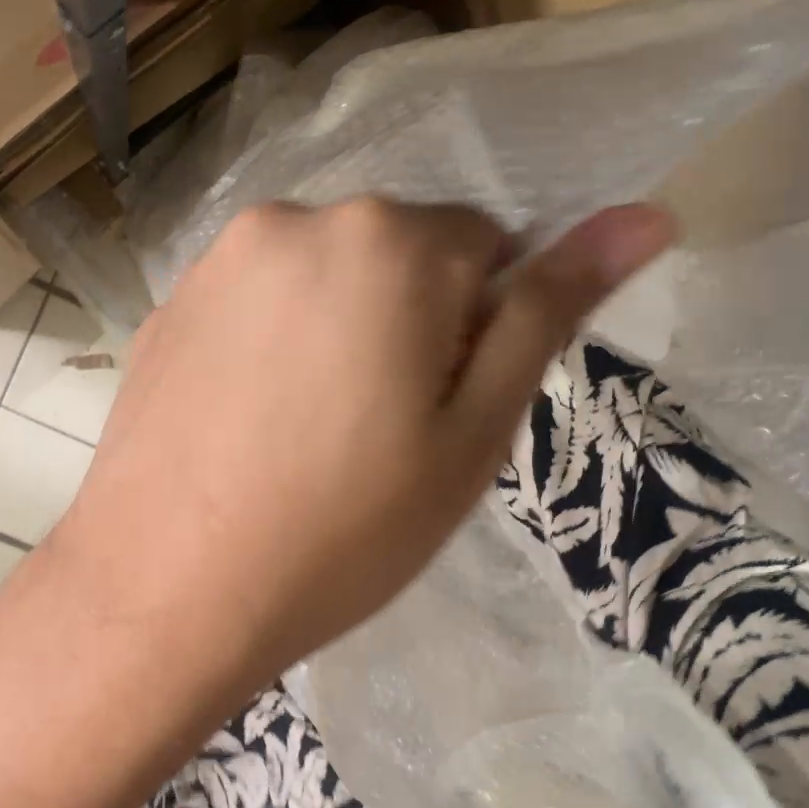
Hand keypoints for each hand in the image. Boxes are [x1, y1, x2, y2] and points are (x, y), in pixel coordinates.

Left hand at [53, 198, 674, 674]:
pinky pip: (249, 307)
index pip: (484, 246)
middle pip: (393, 255)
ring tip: (305, 436)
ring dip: (332, 330)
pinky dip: (265, 347)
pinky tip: (246, 427)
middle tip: (374, 433)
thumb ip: (548, 314)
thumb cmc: (341, 529)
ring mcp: (214, 261)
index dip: (476, 329)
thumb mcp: (471, 434)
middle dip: (404, 321)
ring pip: (317, 278)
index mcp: (388, 239)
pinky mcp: (164, 306)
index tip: (439, 410)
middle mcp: (293, 220)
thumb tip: (644, 218)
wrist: (165, 589)